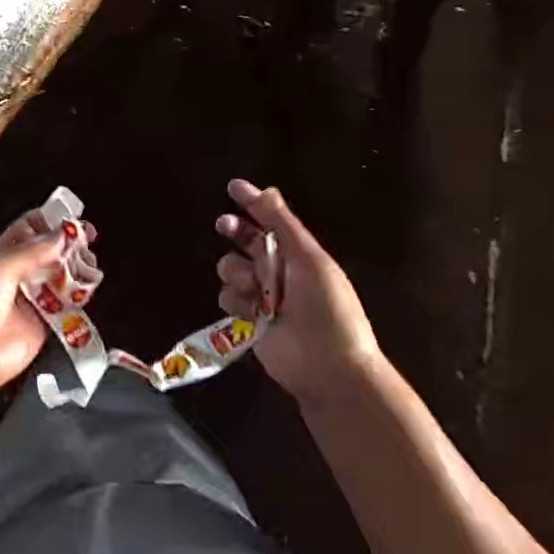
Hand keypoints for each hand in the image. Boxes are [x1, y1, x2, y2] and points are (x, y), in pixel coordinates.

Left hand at [0, 211, 82, 391]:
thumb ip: (32, 250)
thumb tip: (65, 233)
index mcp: (2, 253)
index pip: (31, 225)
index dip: (53, 219)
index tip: (75, 220)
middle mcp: (20, 271)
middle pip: (53, 248)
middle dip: (71, 243)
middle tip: (87, 242)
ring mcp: (34, 296)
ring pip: (64, 272)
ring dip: (79, 267)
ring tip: (87, 268)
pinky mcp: (46, 320)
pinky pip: (69, 301)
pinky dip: (81, 294)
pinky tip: (86, 290)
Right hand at [215, 179, 380, 406]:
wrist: (329, 366)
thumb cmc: (327, 306)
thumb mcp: (309, 259)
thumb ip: (283, 225)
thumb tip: (266, 189)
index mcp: (299, 253)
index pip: (272, 221)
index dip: (252, 203)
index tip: (232, 187)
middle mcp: (280, 271)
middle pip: (248, 242)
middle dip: (235, 231)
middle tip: (224, 225)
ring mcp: (263, 297)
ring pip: (233, 270)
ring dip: (236, 270)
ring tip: (250, 285)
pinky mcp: (250, 321)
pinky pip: (229, 299)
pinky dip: (234, 299)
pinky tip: (249, 309)